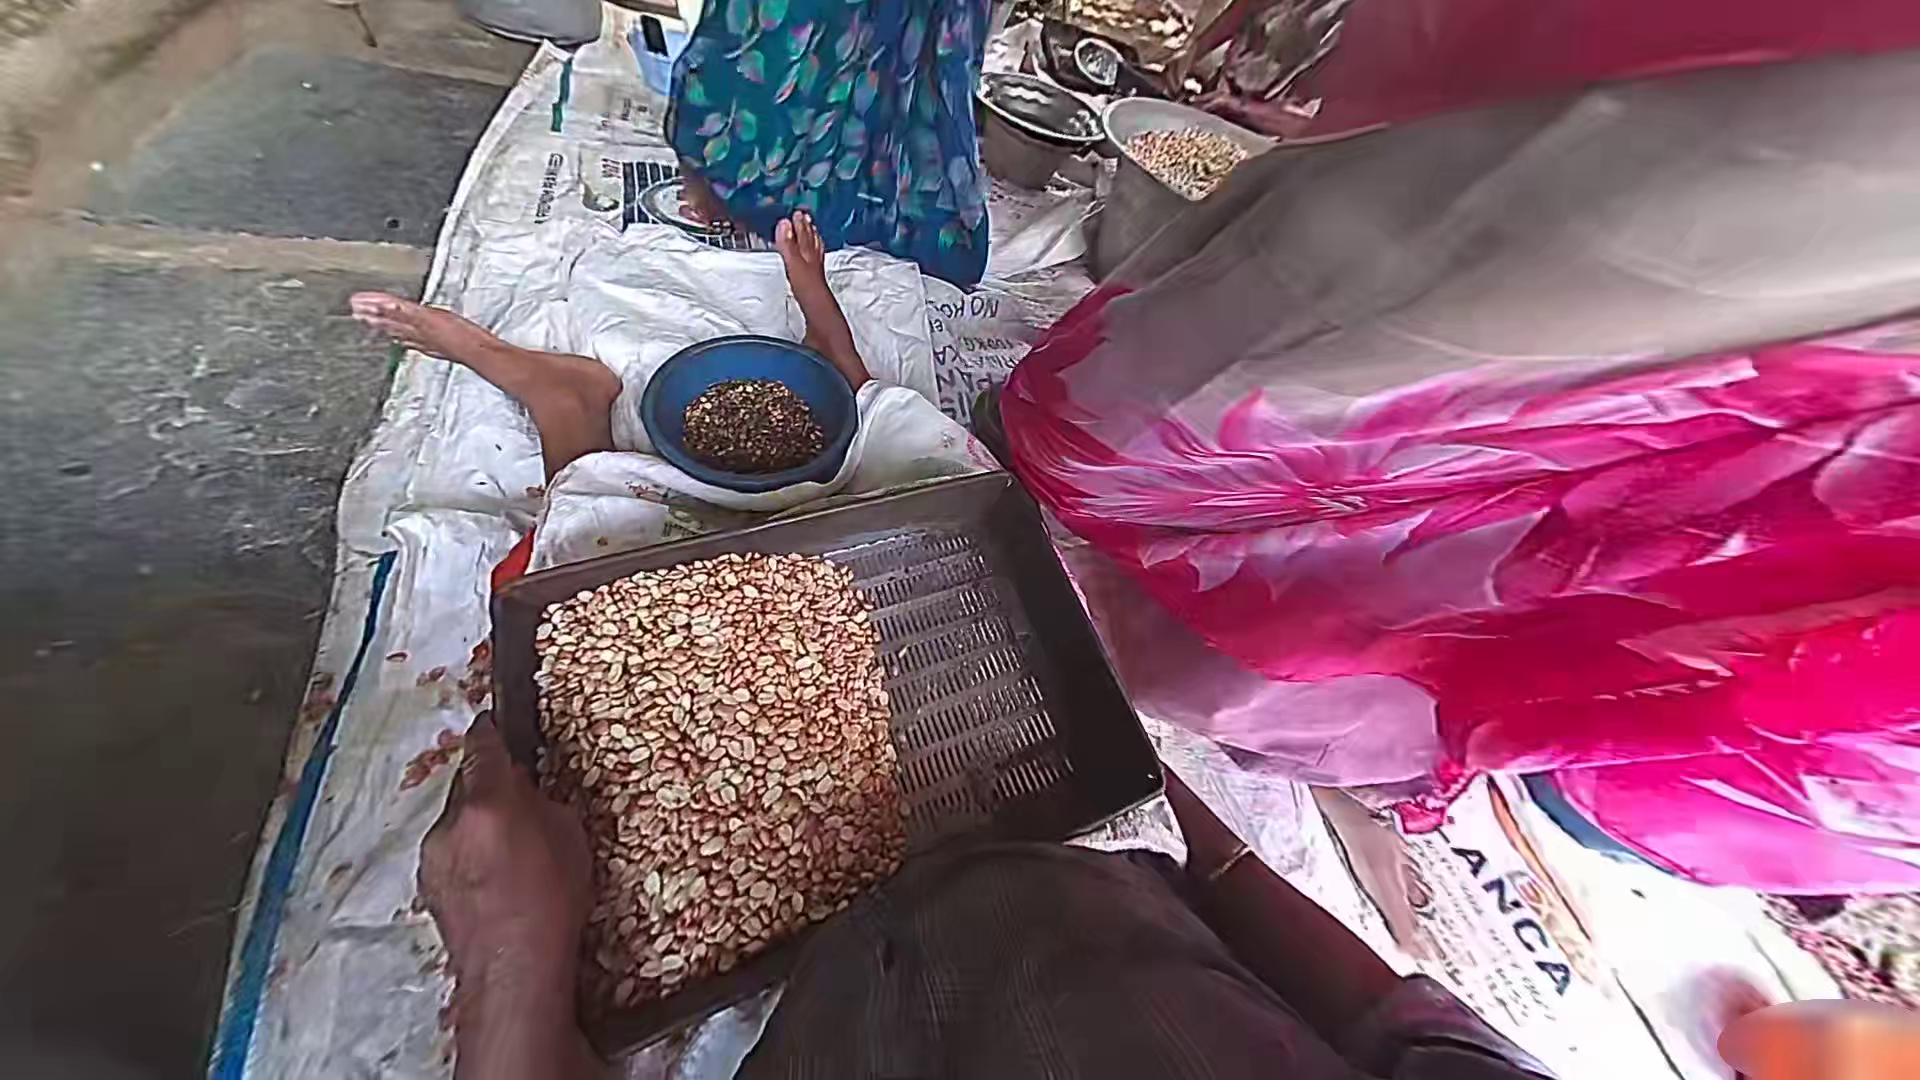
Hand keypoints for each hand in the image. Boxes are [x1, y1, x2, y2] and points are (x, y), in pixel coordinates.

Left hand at [420, 714, 593, 1041]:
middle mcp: (451, 824)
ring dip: (479, 813)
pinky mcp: (426, 882)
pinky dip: (469, 841)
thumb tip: (524, 786)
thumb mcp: (566, 829)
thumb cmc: (554, 890)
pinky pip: (449, 844)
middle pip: (467, 783)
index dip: (489, 730)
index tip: (491, 718)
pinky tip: (495, 861)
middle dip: (490, 780)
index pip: (483, 750)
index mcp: (489, 804)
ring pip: (457, 815)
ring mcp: (432, 855)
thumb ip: (540, 798)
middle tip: (520, 787)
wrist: (513, 961)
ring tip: (511, 832)